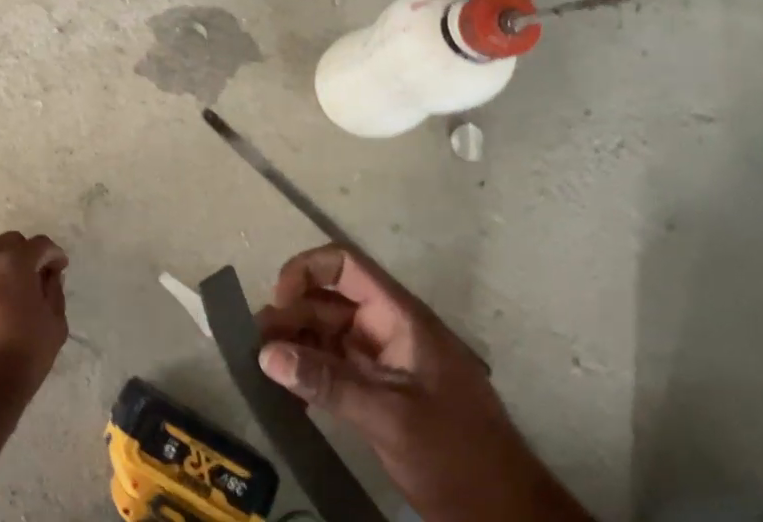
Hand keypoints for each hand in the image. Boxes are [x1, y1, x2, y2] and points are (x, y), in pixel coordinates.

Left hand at [0, 231, 68, 400]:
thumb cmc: (25, 353)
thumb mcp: (54, 322)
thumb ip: (53, 290)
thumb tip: (48, 275)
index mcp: (13, 262)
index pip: (39, 244)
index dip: (53, 254)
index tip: (60, 269)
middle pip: (9, 243)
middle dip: (26, 254)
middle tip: (36, 278)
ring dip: (3, 268)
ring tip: (12, 295)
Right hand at [257, 244, 591, 521]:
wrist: (507, 515)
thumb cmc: (457, 455)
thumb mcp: (389, 417)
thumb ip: (327, 382)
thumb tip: (265, 353)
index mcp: (400, 318)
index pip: (346, 267)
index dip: (305, 271)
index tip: (277, 303)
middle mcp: (389, 329)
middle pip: (328, 301)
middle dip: (290, 317)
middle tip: (255, 348)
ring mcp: (384, 361)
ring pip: (326, 335)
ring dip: (293, 347)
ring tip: (262, 372)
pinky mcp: (379, 392)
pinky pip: (333, 368)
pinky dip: (307, 375)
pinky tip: (286, 396)